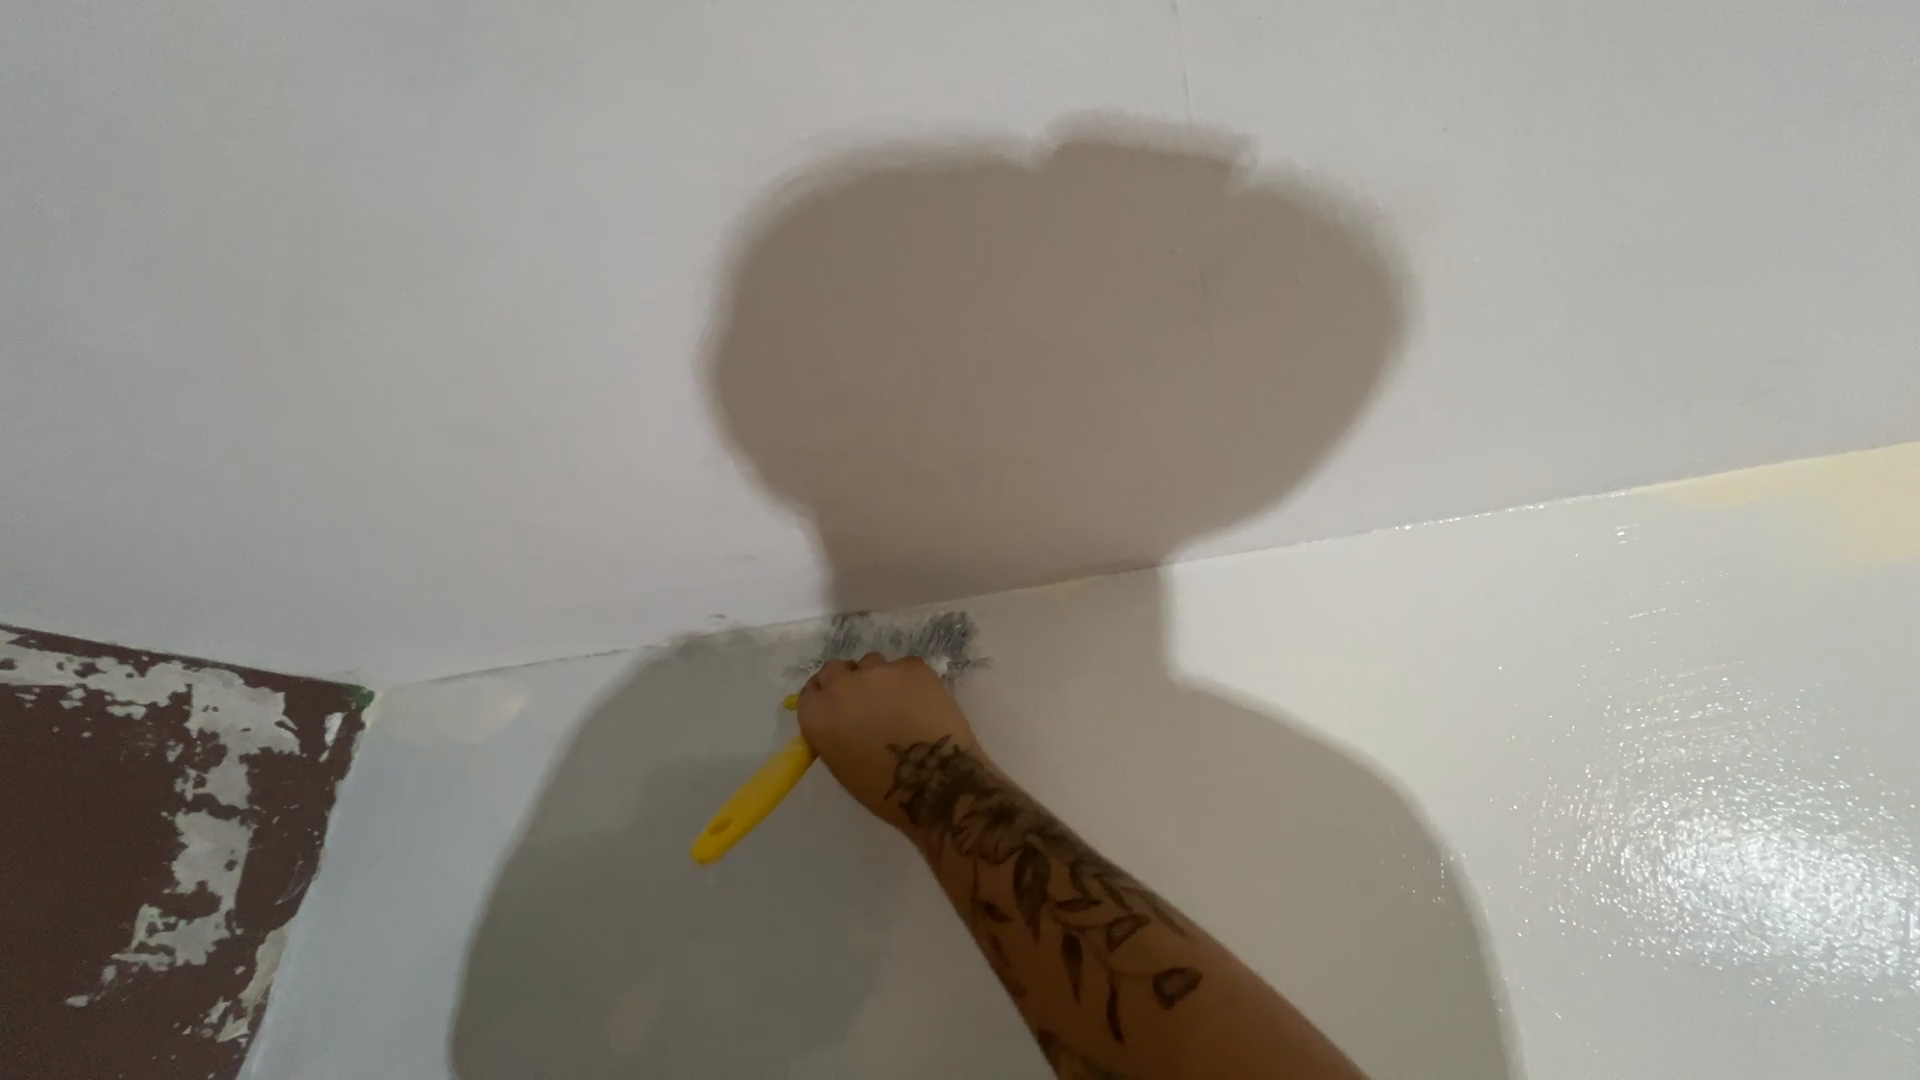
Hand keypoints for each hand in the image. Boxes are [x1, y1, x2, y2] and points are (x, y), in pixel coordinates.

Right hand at [797, 652, 981, 828]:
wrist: (934, 779)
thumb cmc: (882, 787)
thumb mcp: (840, 763)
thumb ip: (832, 731)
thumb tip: (842, 718)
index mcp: (818, 714)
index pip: (811, 691)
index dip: (825, 697)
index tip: (837, 706)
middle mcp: (842, 685)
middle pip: (836, 669)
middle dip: (847, 681)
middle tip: (866, 700)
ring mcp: (878, 671)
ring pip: (872, 662)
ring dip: (878, 677)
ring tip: (897, 700)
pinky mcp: (912, 666)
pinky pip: (904, 666)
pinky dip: (908, 680)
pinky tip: (921, 700)